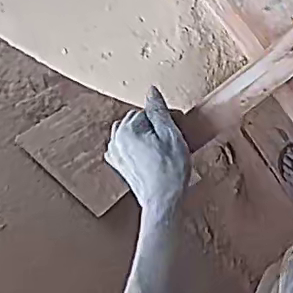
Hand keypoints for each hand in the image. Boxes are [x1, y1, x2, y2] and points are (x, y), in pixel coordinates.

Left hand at [107, 87, 188, 217]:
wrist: (162, 200)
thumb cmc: (170, 171)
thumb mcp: (171, 135)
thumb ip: (159, 110)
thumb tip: (151, 91)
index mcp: (127, 129)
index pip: (147, 111)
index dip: (165, 119)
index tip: (177, 130)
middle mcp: (115, 139)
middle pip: (138, 121)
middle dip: (154, 127)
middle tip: (172, 142)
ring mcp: (115, 153)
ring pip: (133, 133)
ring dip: (147, 137)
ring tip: (163, 151)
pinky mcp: (119, 165)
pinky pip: (128, 146)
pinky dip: (139, 147)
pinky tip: (153, 158)